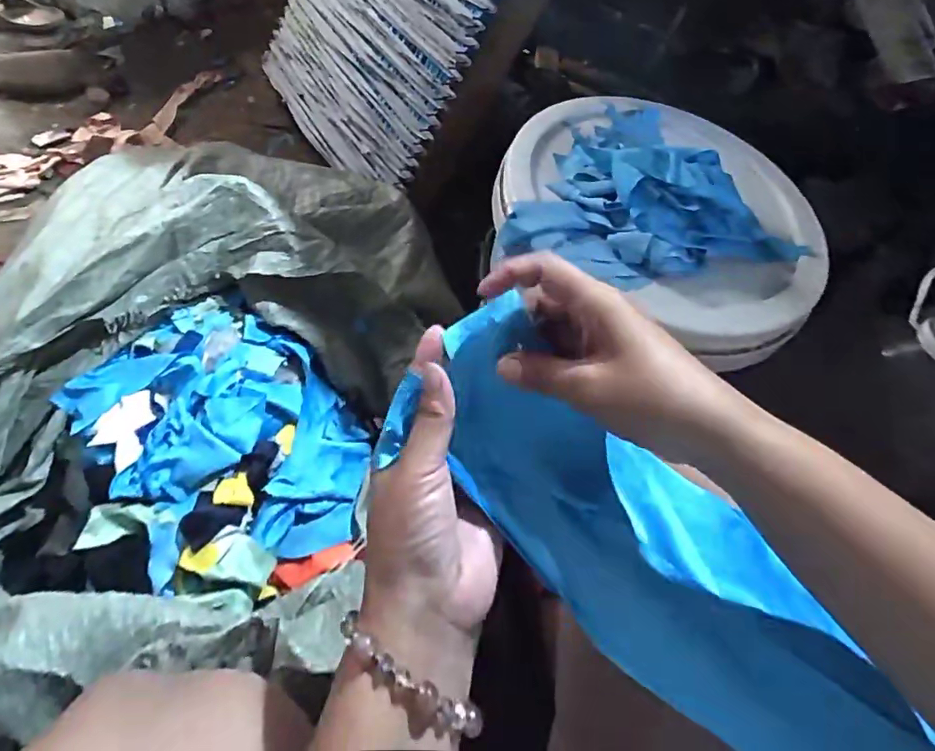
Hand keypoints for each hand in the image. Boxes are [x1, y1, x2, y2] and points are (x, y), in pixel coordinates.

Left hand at [363, 327, 501, 644]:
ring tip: (517, 363)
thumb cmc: (410, 532)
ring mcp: (464, 478)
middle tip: (494, 340)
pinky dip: (513, 440)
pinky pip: (502, 463)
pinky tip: (532, 409)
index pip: (416, 395)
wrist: (436, 605)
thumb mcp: (415, 471)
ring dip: (491, 405)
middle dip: (465, 380)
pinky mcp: (493, 498)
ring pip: (477, 432)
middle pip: (449, 410)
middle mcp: (431, 456)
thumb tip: (435, 366)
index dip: (428, 365)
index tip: (444, 330)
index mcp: (402, 447)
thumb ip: (431, 422)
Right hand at [477, 252, 757, 462]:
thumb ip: (539, 373)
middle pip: (545, 296)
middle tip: (492, 347)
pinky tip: (537, 381)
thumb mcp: (588, 388)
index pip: (543, 268)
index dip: (509, 273)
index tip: (482, 298)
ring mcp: (607, 331)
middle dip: (515, 316)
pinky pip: (570, 344)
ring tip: (510, 369)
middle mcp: (598, 308)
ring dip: (532, 341)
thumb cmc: (652, 398)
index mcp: (595, 301)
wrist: (714, 430)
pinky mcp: (613, 354)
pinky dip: (550, 357)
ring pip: (556, 323)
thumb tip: (500, 364)